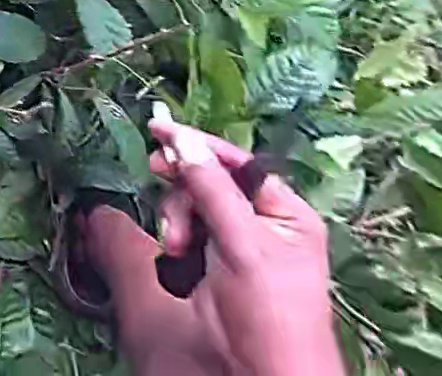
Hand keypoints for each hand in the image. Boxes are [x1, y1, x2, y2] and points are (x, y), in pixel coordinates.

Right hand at [145, 117, 343, 375]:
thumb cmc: (269, 312)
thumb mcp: (242, 243)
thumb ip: (211, 187)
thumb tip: (181, 138)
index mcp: (284, 210)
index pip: (235, 161)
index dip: (197, 144)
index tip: (158, 129)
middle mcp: (262, 219)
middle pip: (209, 178)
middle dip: (183, 188)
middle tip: (157, 176)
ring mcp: (237, 240)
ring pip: (192, 201)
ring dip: (176, 216)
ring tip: (176, 243)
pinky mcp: (215, 258)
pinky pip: (187, 226)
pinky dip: (175, 233)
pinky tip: (174, 251)